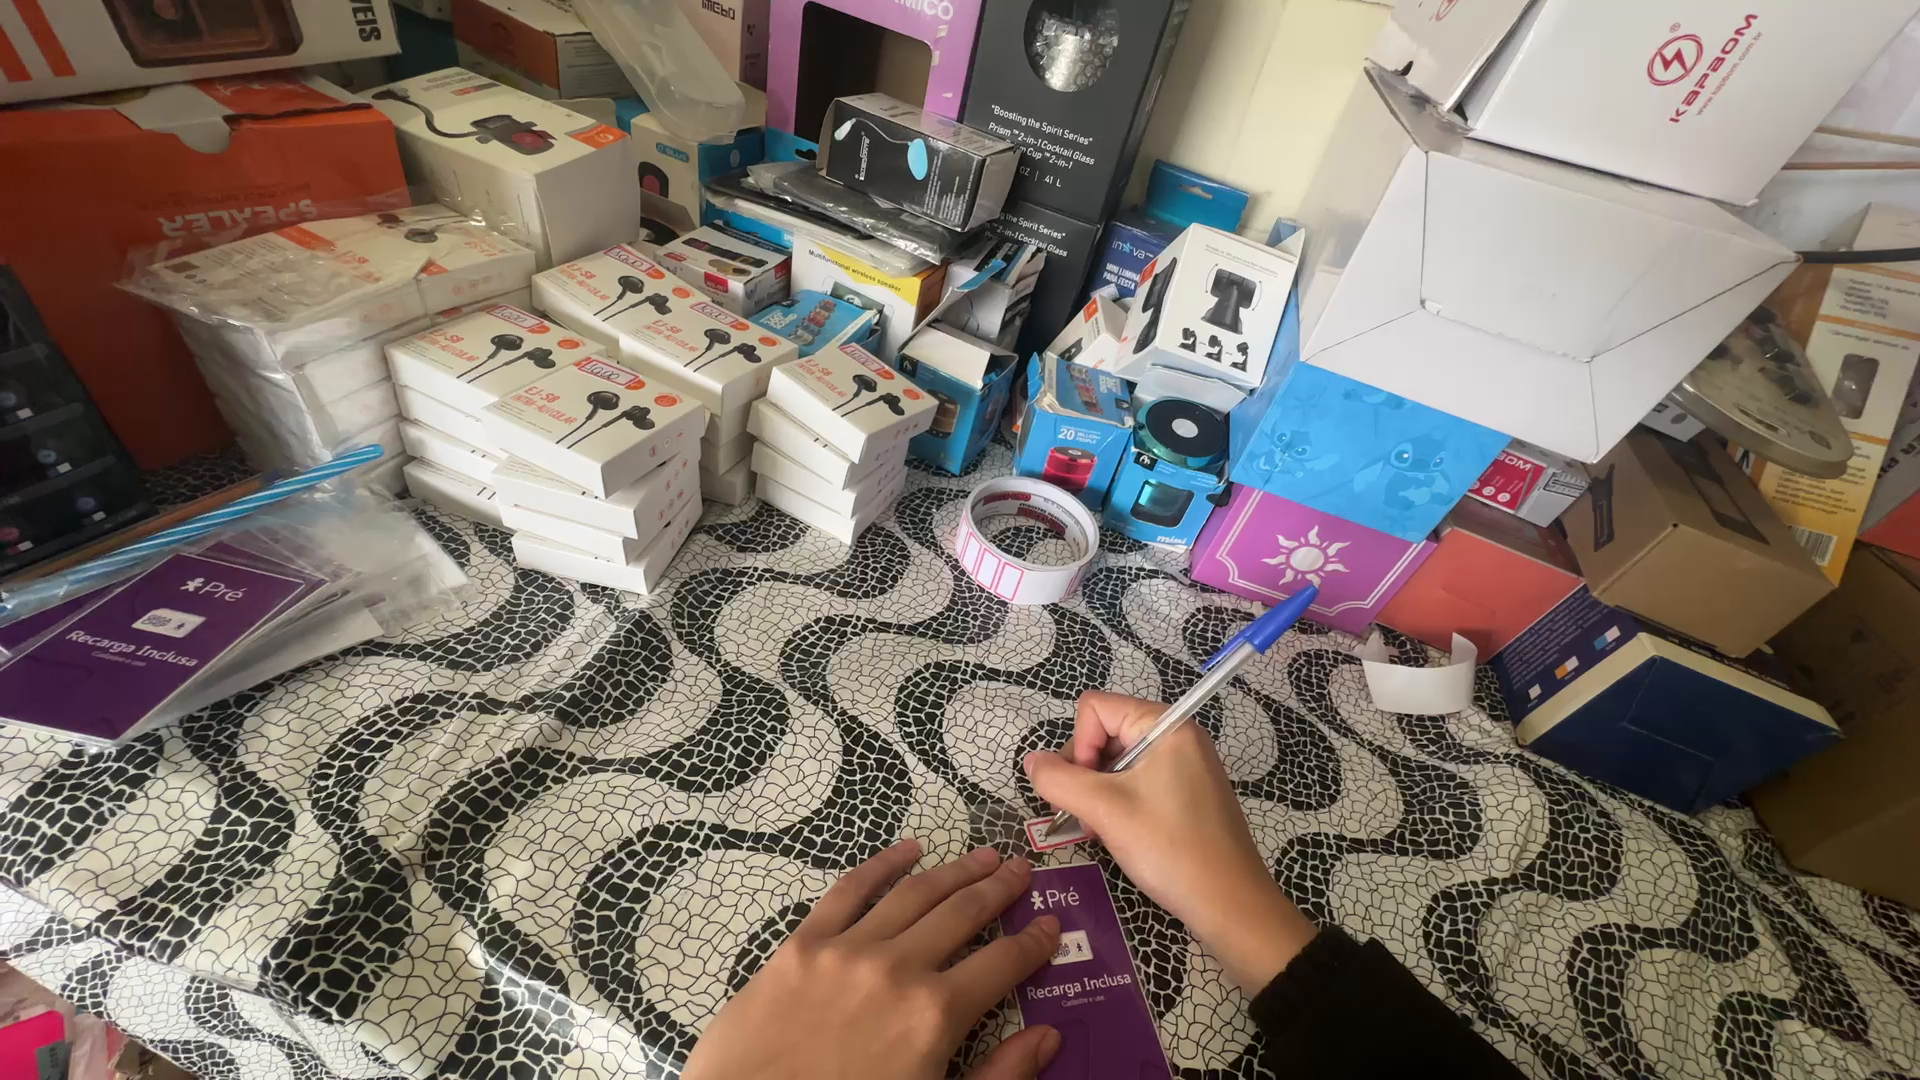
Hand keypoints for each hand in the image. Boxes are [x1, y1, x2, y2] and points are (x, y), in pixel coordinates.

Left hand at [682, 840, 1063, 1079]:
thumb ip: (998, 1078)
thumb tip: (1049, 1036)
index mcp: (935, 1016)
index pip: (1002, 964)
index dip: (1033, 943)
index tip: (1050, 923)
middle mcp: (899, 967)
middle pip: (963, 914)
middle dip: (998, 889)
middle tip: (1021, 869)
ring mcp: (849, 948)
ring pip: (915, 893)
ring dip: (955, 871)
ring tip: (983, 855)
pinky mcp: (804, 943)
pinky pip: (850, 890)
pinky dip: (883, 864)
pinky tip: (908, 849)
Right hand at [1024, 691, 1318, 992]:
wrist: (1234, 910)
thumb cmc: (1171, 850)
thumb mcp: (1105, 811)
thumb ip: (1059, 780)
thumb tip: (1031, 761)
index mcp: (1166, 724)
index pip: (1095, 708)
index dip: (1078, 745)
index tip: (1086, 790)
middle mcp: (1177, 734)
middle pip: (1104, 731)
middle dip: (1085, 770)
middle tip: (1087, 814)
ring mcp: (1184, 763)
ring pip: (1116, 759)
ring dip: (1098, 791)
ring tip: (1099, 829)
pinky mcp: (1187, 790)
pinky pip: (1137, 779)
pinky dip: (1118, 801)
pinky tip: (1118, 832)